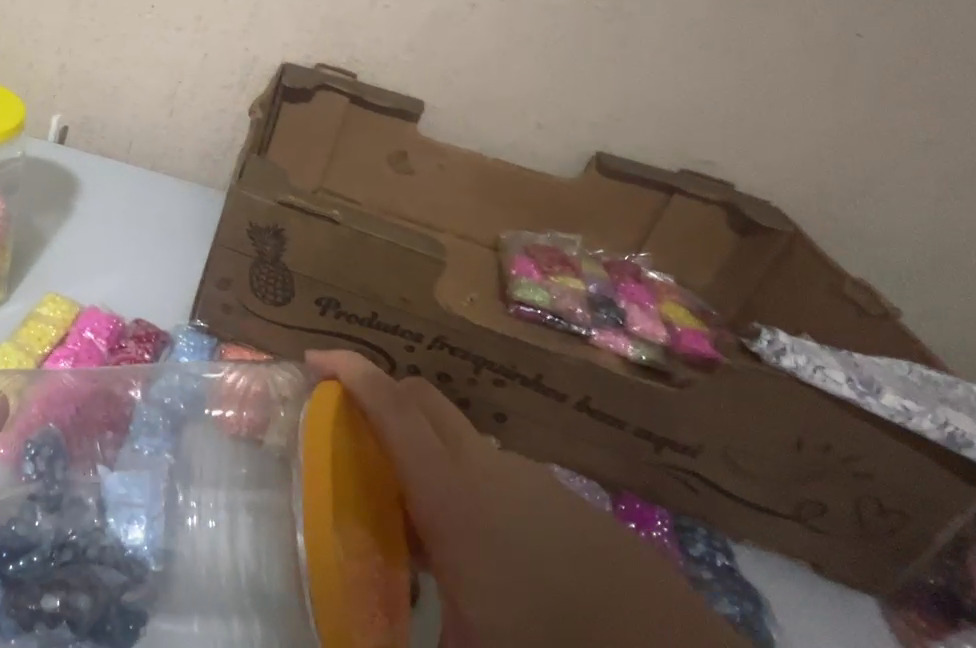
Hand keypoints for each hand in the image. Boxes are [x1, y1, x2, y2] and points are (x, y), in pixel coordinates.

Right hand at [306, 350, 746, 647]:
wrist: (660, 643)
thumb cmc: (543, 634)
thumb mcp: (463, 640)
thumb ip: (410, 627)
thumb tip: (362, 641)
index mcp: (446, 490)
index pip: (390, 406)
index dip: (351, 371)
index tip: (315, 357)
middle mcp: (483, 465)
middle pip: (422, 397)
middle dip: (381, 392)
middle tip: (350, 424)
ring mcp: (526, 475)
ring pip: (459, 435)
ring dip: (424, 445)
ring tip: (412, 508)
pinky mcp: (558, 495)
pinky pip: (493, 468)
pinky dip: (465, 480)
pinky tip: (476, 542)